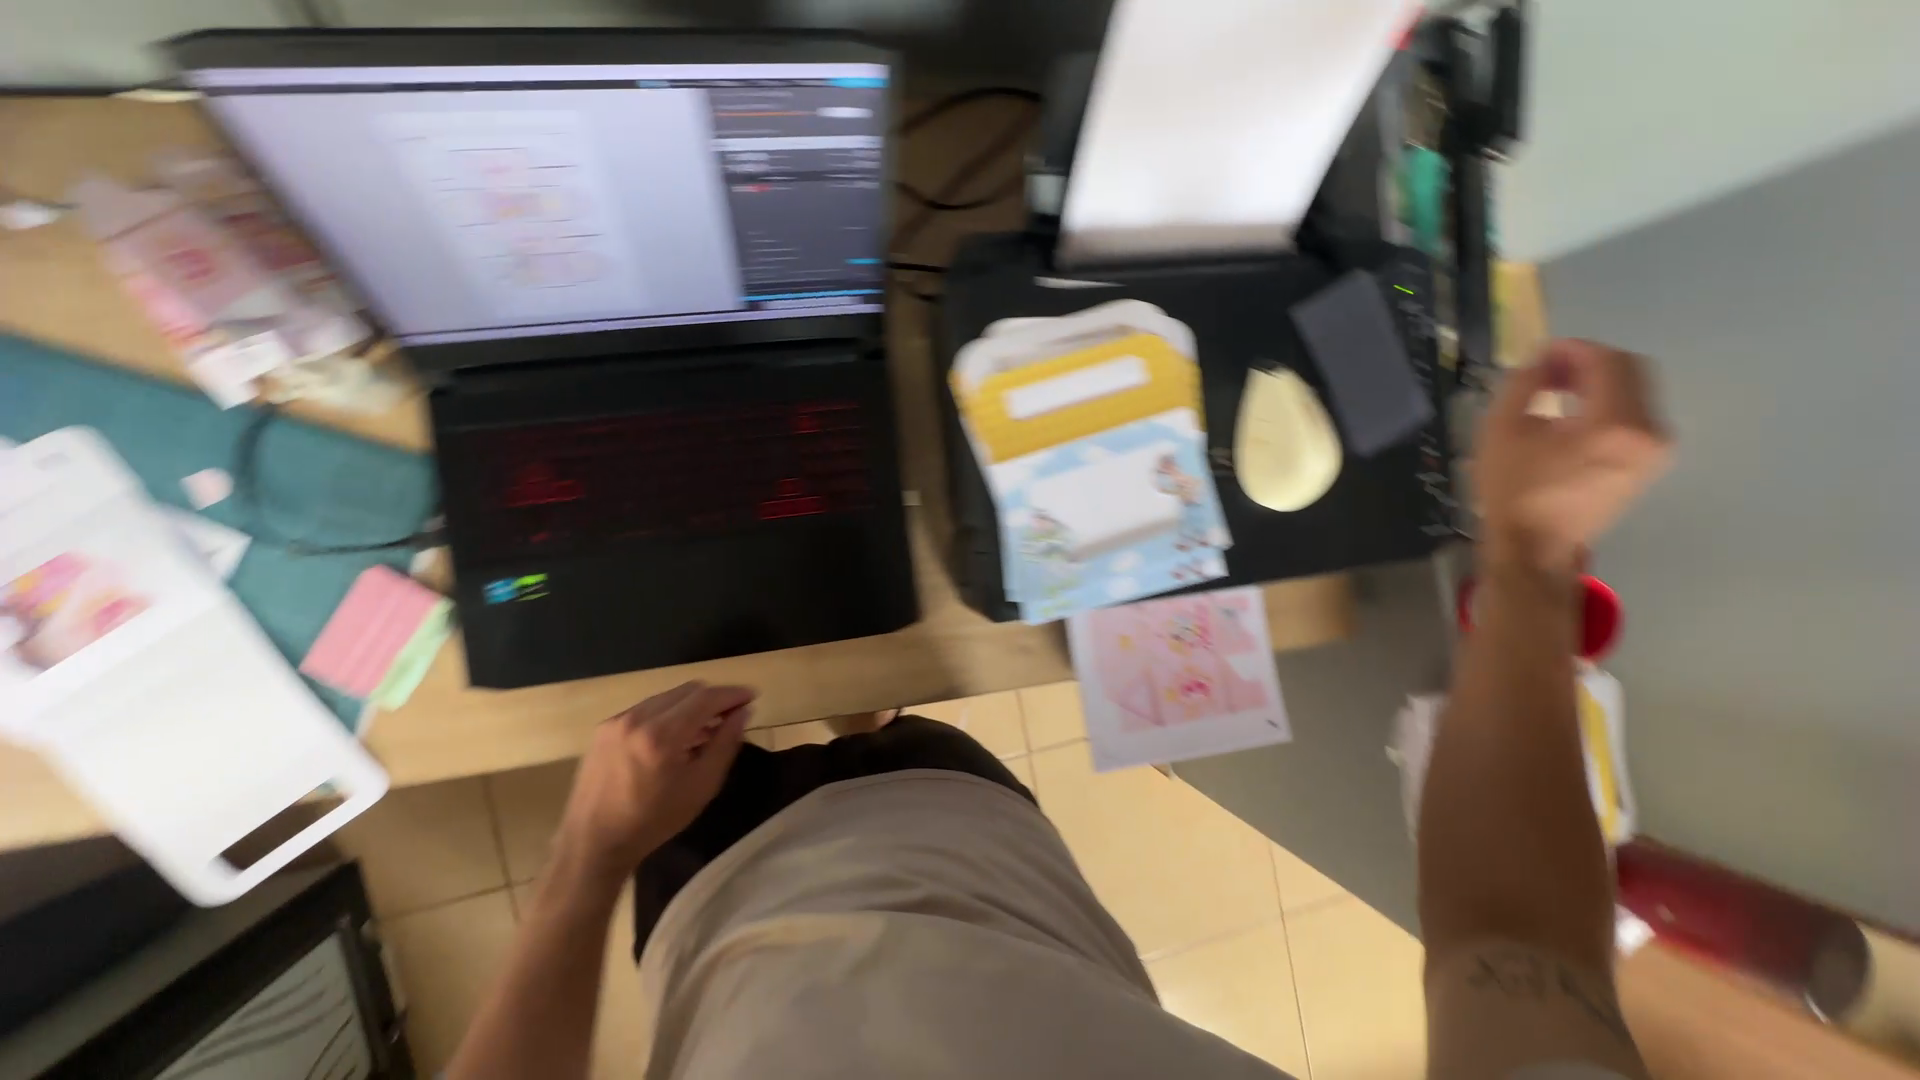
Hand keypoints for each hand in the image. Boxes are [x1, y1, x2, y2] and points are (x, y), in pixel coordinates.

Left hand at [553, 681, 756, 881]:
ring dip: (691, 706)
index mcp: (661, 734)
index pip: (706, 697)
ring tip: (706, 728)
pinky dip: (668, 715)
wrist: (593, 843)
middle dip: (714, 698)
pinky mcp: (604, 729)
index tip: (752, 697)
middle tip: (733, 715)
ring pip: (666, 697)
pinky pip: (646, 709)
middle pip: (687, 690)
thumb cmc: (653, 821)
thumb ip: (725, 744)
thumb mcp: (701, 786)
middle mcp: (637, 718)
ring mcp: (617, 721)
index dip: (733, 694)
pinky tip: (676, 738)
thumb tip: (743, 712)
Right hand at [1473, 339, 1672, 573]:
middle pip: (1631, 370)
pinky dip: (1608, 404)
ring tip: (1557, 393)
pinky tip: (1573, 416)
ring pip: (1636, 391)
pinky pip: (1636, 415)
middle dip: (1589, 362)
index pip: (1607, 362)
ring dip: (1599, 382)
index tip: (1542, 353)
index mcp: (1614, 423)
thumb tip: (1543, 358)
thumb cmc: (1512, 490)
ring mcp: (1655, 449)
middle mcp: (1648, 431)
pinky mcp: (1649, 461)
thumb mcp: (1502, 430)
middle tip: (1548, 370)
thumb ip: (1524, 383)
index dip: (1574, 349)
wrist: (1535, 547)